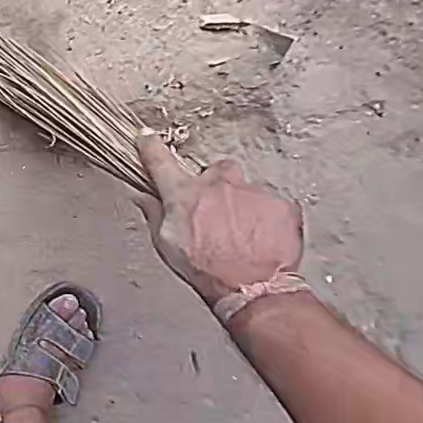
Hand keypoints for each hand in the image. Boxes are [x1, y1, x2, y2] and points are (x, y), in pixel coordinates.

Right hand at [135, 134, 303, 307]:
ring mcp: (251, 191)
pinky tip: (253, 236)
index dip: (149, 147)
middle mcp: (218, 185)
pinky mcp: (278, 202)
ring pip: (241, 186)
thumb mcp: (164, 243)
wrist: (251, 285)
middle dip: (210, 184)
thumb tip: (144, 198)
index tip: (145, 137)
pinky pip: (266, 201)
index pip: (160, 162)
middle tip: (208, 210)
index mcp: (184, 194)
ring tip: (235, 231)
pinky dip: (259, 215)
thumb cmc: (204, 267)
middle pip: (212, 171)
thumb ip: (154, 214)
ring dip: (236, 202)